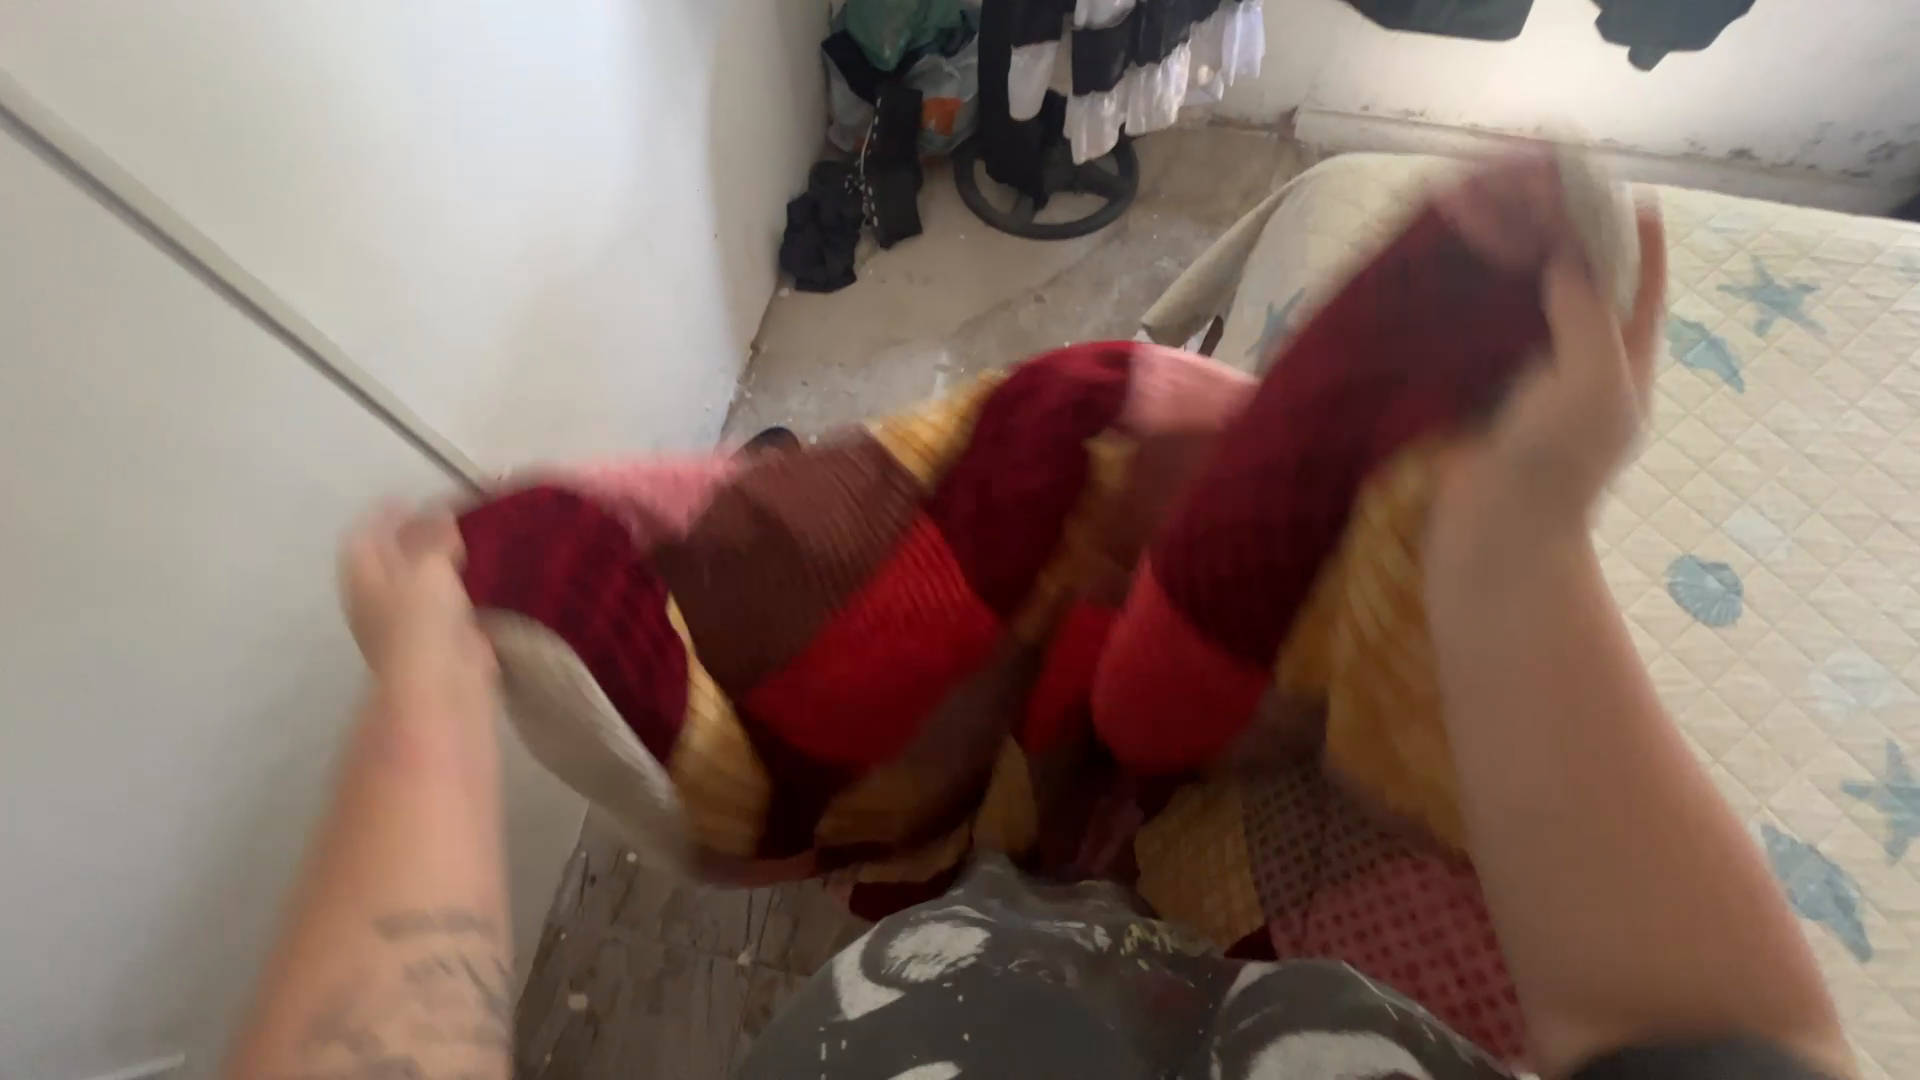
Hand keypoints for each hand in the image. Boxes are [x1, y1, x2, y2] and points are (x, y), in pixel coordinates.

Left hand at [338, 503, 493, 686]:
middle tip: (441, 514)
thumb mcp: (427, 568)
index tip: (409, 496)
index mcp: (363, 576)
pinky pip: (442, 597)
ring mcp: (404, 617)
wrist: (441, 680)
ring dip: (433, 558)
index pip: (364, 535)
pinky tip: (477, 574)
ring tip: (462, 538)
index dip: (383, 514)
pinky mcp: (436, 632)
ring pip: (415, 576)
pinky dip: (454, 581)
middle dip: (409, 534)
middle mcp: (376, 595)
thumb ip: (432, 537)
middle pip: (387, 556)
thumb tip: (439, 510)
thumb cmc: (422, 621)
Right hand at [1430, 204, 1667, 563]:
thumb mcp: (1593, 383)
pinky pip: (1473, 333)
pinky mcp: (1472, 388)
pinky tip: (1447, 279)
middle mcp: (1574, 353)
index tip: (1585, 184)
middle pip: (1574, 280)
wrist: (1491, 527)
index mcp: (1623, 351)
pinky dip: (1463, 303)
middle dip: (1551, 238)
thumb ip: (1587, 315)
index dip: (1617, 225)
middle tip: (1517, 198)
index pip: (1636, 270)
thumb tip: (1566, 252)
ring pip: (1519, 303)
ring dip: (1502, 267)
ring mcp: (1520, 372)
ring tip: (1479, 226)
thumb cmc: (1555, 462)